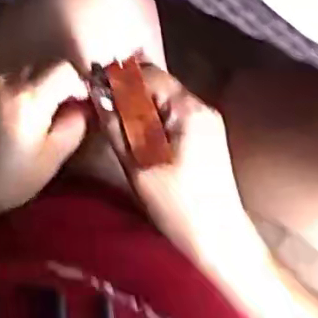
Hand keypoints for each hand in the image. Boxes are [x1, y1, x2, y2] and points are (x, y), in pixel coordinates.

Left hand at [0, 63, 90, 225]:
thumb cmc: (1, 181)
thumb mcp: (46, 163)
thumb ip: (72, 129)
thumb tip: (84, 106)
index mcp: (28, 97)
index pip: (65, 69)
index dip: (79, 83)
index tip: (85, 103)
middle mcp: (8, 77)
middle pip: (46, 65)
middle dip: (61, 83)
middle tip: (67, 110)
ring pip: (28, 69)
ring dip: (41, 83)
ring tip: (43, 113)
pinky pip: (10, 75)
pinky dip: (22, 86)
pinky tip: (20, 111)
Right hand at [113, 65, 263, 276]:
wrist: (221, 244)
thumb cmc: (177, 205)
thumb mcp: (138, 164)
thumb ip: (115, 123)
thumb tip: (97, 91)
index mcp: (187, 108)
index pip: (147, 73)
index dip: (119, 77)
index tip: (96, 86)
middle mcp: (201, 105)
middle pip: (158, 81)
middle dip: (129, 88)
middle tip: (104, 103)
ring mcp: (208, 118)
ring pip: (165, 95)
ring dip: (141, 101)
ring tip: (119, 119)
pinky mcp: (208, 133)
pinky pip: (174, 110)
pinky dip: (155, 114)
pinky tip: (141, 132)